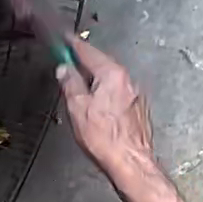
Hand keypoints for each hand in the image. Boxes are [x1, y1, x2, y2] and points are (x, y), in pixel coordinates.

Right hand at [55, 32, 159, 187]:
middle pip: (101, 65)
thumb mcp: (77, 107)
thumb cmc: (106, 139)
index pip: (88, 51)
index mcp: (112, 75)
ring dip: (95, 82)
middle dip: (84, 65)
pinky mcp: (138, 110)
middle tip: (68, 67)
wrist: (130, 163)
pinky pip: (118, 94)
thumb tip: (64, 69)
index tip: (64, 39)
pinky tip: (97, 109)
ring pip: (110, 81)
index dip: (72, 44)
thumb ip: (70, 83)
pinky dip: (105, 95)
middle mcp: (128, 81)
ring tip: (80, 94)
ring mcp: (135, 95)